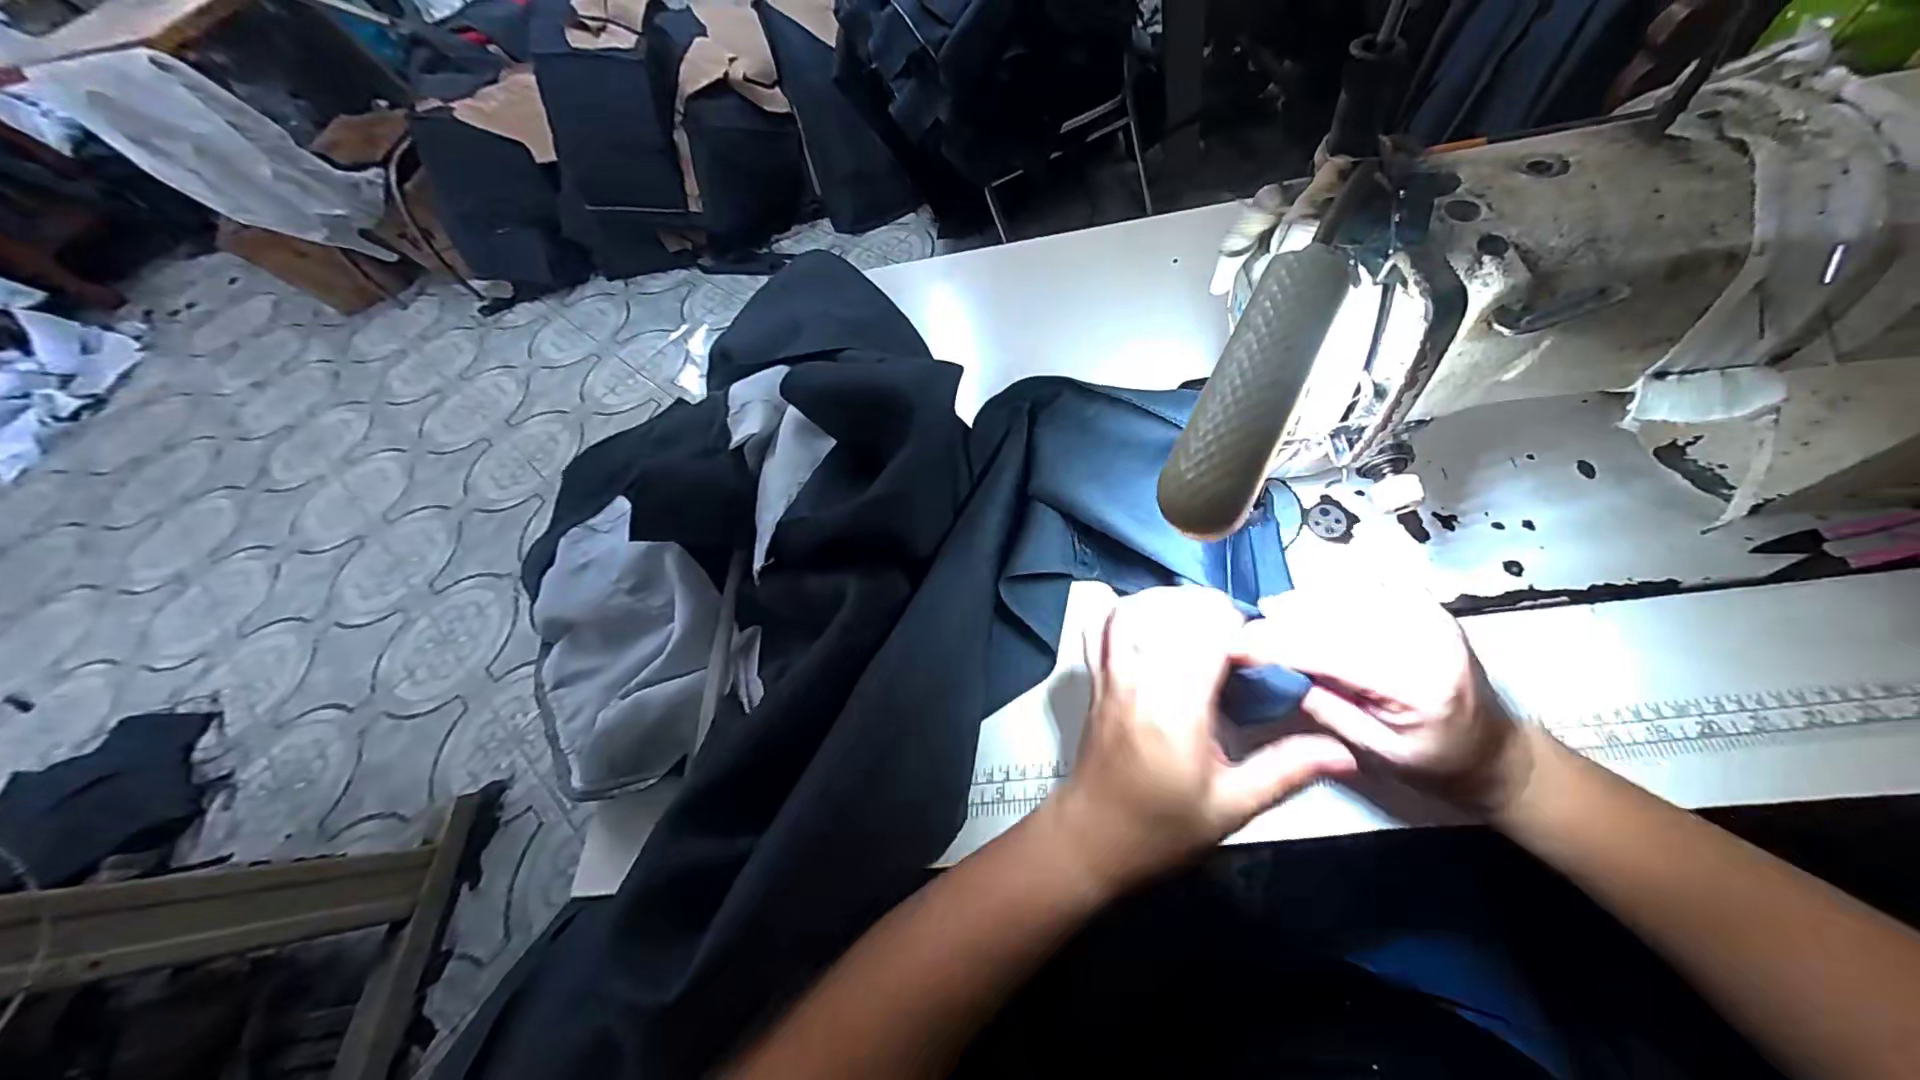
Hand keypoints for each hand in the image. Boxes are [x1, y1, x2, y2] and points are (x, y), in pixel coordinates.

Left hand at [1047, 587, 1357, 890]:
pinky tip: (1154, 622)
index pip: (1210, 636)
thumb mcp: (1231, 806)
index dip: (1244, 633)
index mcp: (1176, 708)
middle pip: (1172, 612)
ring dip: (1171, 605)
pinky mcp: (1096, 679)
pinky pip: (1102, 628)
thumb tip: (1345, 752)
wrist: (1092, 838)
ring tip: (1200, 625)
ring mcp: (1110, 675)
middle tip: (1239, 641)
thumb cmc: (1162, 828)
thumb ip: (1286, 770)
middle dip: (1213, 614)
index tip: (1263, 657)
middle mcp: (1139, 680)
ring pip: (1135, 611)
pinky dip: (1128, 613)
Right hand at [1235, 585, 1533, 817]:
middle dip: (1278, 620)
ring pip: (1341, 592)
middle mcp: (1426, 634)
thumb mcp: (1374, 750)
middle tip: (1242, 633)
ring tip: (1267, 620)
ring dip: (1297, 604)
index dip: (1273, 644)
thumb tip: (1269, 670)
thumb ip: (1322, 705)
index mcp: (1417, 681)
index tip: (1231, 646)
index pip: (1327, 649)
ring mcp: (1427, 611)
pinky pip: (1360, 585)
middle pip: (1330, 613)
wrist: (1494, 748)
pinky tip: (1304, 609)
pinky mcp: (1422, 601)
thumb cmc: (1434, 761)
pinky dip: (1324, 594)